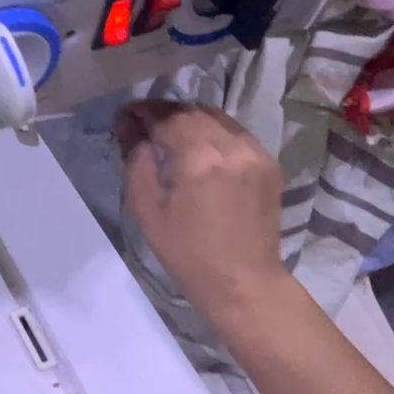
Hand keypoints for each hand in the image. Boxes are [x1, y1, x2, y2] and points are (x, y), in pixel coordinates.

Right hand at [115, 101, 285, 313]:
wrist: (243, 282)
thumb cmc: (186, 252)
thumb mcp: (147, 208)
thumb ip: (136, 159)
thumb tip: (127, 125)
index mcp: (199, 159)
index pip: (166, 116)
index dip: (142, 111)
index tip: (124, 115)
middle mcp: (231, 147)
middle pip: (191, 111)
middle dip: (164, 112)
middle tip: (142, 123)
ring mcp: (256, 152)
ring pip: (215, 117)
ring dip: (189, 118)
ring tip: (169, 133)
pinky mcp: (268, 162)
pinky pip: (235, 132)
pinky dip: (212, 131)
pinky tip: (199, 148)